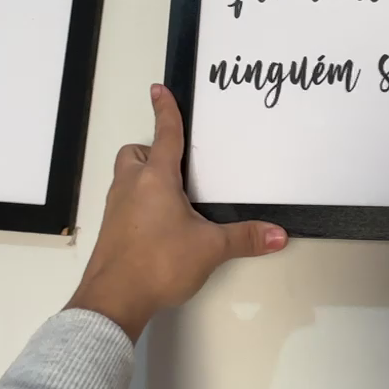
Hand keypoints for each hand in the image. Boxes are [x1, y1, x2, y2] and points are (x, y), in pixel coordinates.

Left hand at [67, 85, 287, 339]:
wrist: (114, 299)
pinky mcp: (111, 229)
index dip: (165, 110)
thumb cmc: (158, 263)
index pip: (164, 135)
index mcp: (156, 178)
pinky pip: (123, 202)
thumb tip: (278, 234)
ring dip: (143, 178)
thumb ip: (245, 238)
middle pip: (135, 154)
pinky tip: (158, 226)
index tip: (158, 89)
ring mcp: (115, 208)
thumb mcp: (210, 248)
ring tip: (170, 198)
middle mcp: (131, 186)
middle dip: (150, 151)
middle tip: (174, 168)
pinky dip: (138, 203)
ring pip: (125, 177)